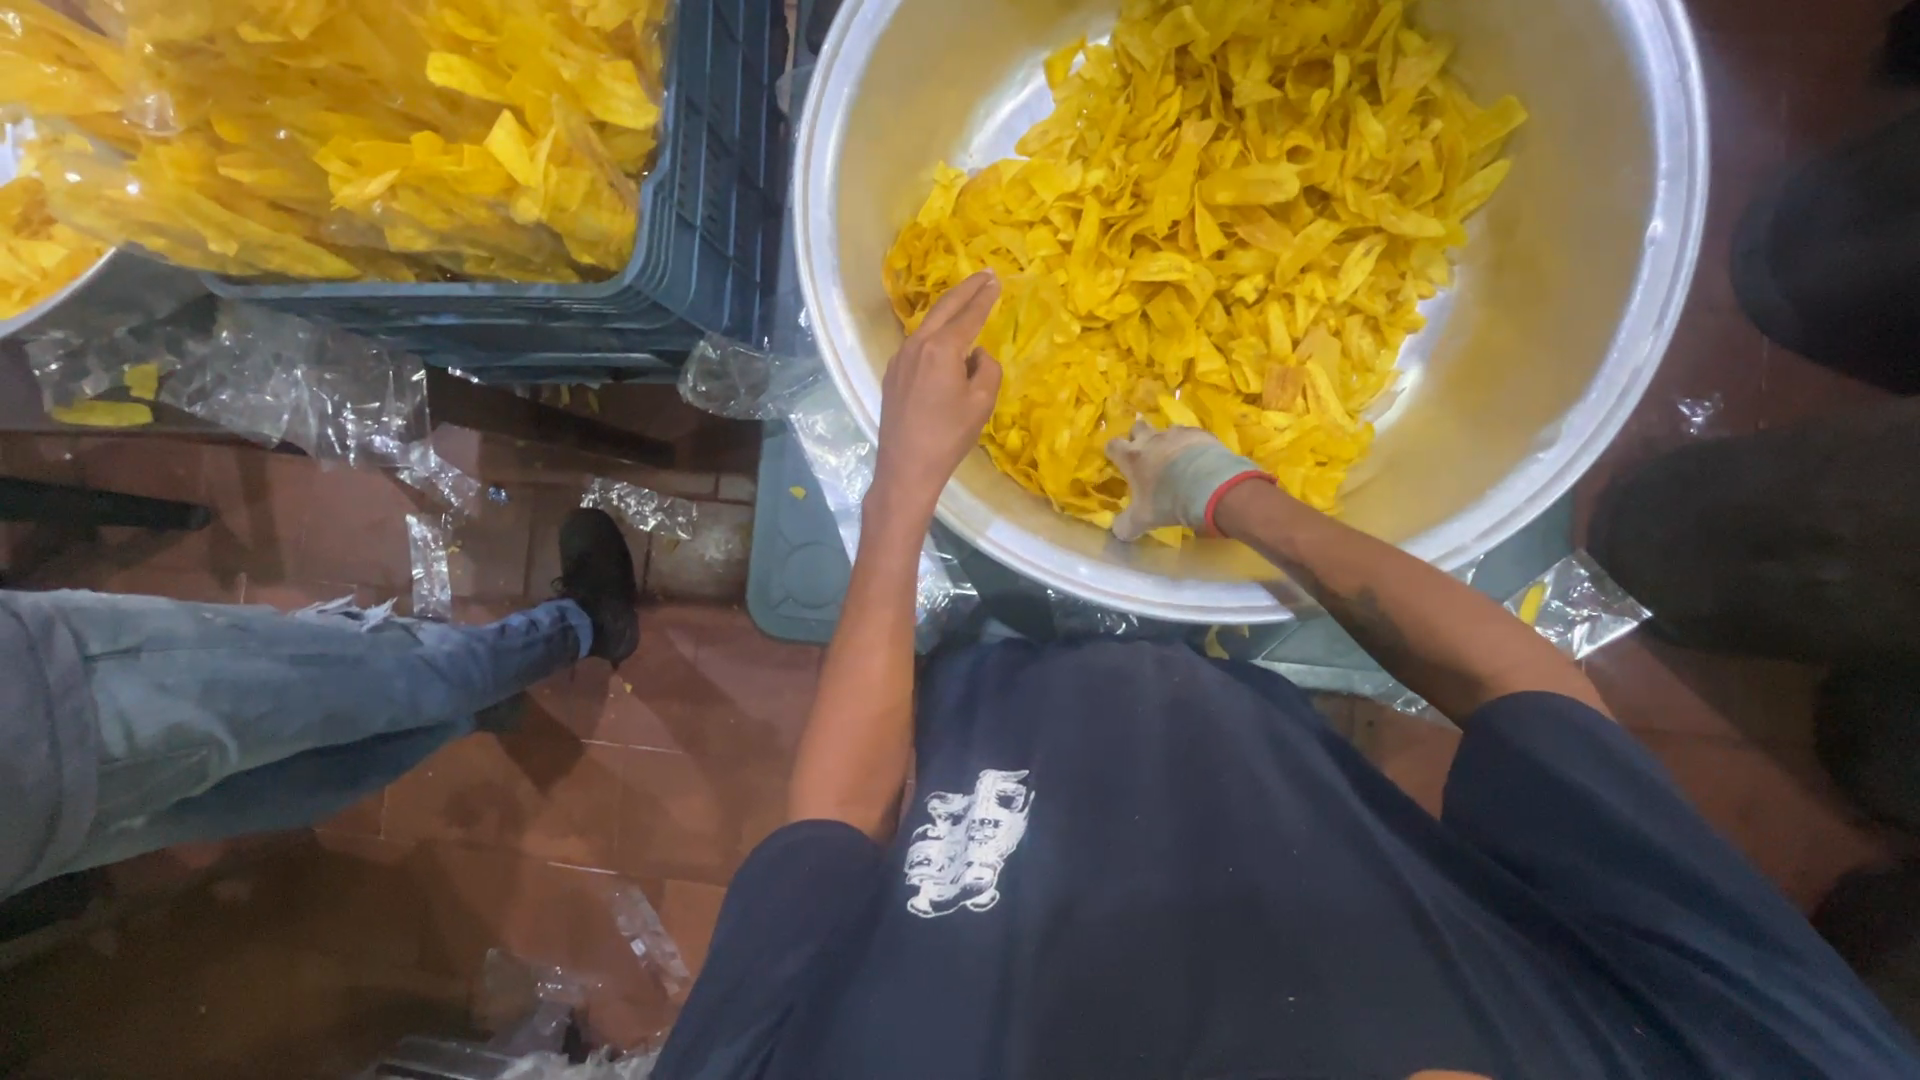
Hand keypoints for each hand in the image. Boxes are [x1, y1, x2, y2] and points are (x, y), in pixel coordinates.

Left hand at [871, 271, 1003, 519]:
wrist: (906, 467)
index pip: (968, 314)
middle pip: (943, 308)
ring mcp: (899, 360)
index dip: (984, 296)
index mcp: (940, 348)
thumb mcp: (981, 402)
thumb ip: (987, 368)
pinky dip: (934, 334)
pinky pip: (917, 346)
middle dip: (965, 290)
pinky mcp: (892, 375)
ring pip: (927, 326)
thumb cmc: (948, 437)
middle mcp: (916, 345)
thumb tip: (976, 354)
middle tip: (984, 275)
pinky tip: (943, 340)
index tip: (996, 281)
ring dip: (947, 311)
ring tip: (965, 302)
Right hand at [1105, 421, 1275, 540]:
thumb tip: (1117, 532)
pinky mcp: (1201, 434)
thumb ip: (1126, 525)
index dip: (1113, 452)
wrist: (1209, 486)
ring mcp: (1177, 434)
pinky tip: (1198, 458)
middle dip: (1138, 436)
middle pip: (1138, 426)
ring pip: (1167, 429)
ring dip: (1168, 440)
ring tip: (1176, 458)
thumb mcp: (1142, 519)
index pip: (1113, 445)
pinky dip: (1192, 444)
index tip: (1117, 460)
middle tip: (1145, 453)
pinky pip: (1192, 435)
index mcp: (1132, 457)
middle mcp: (1152, 439)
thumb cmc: (1168, 501)